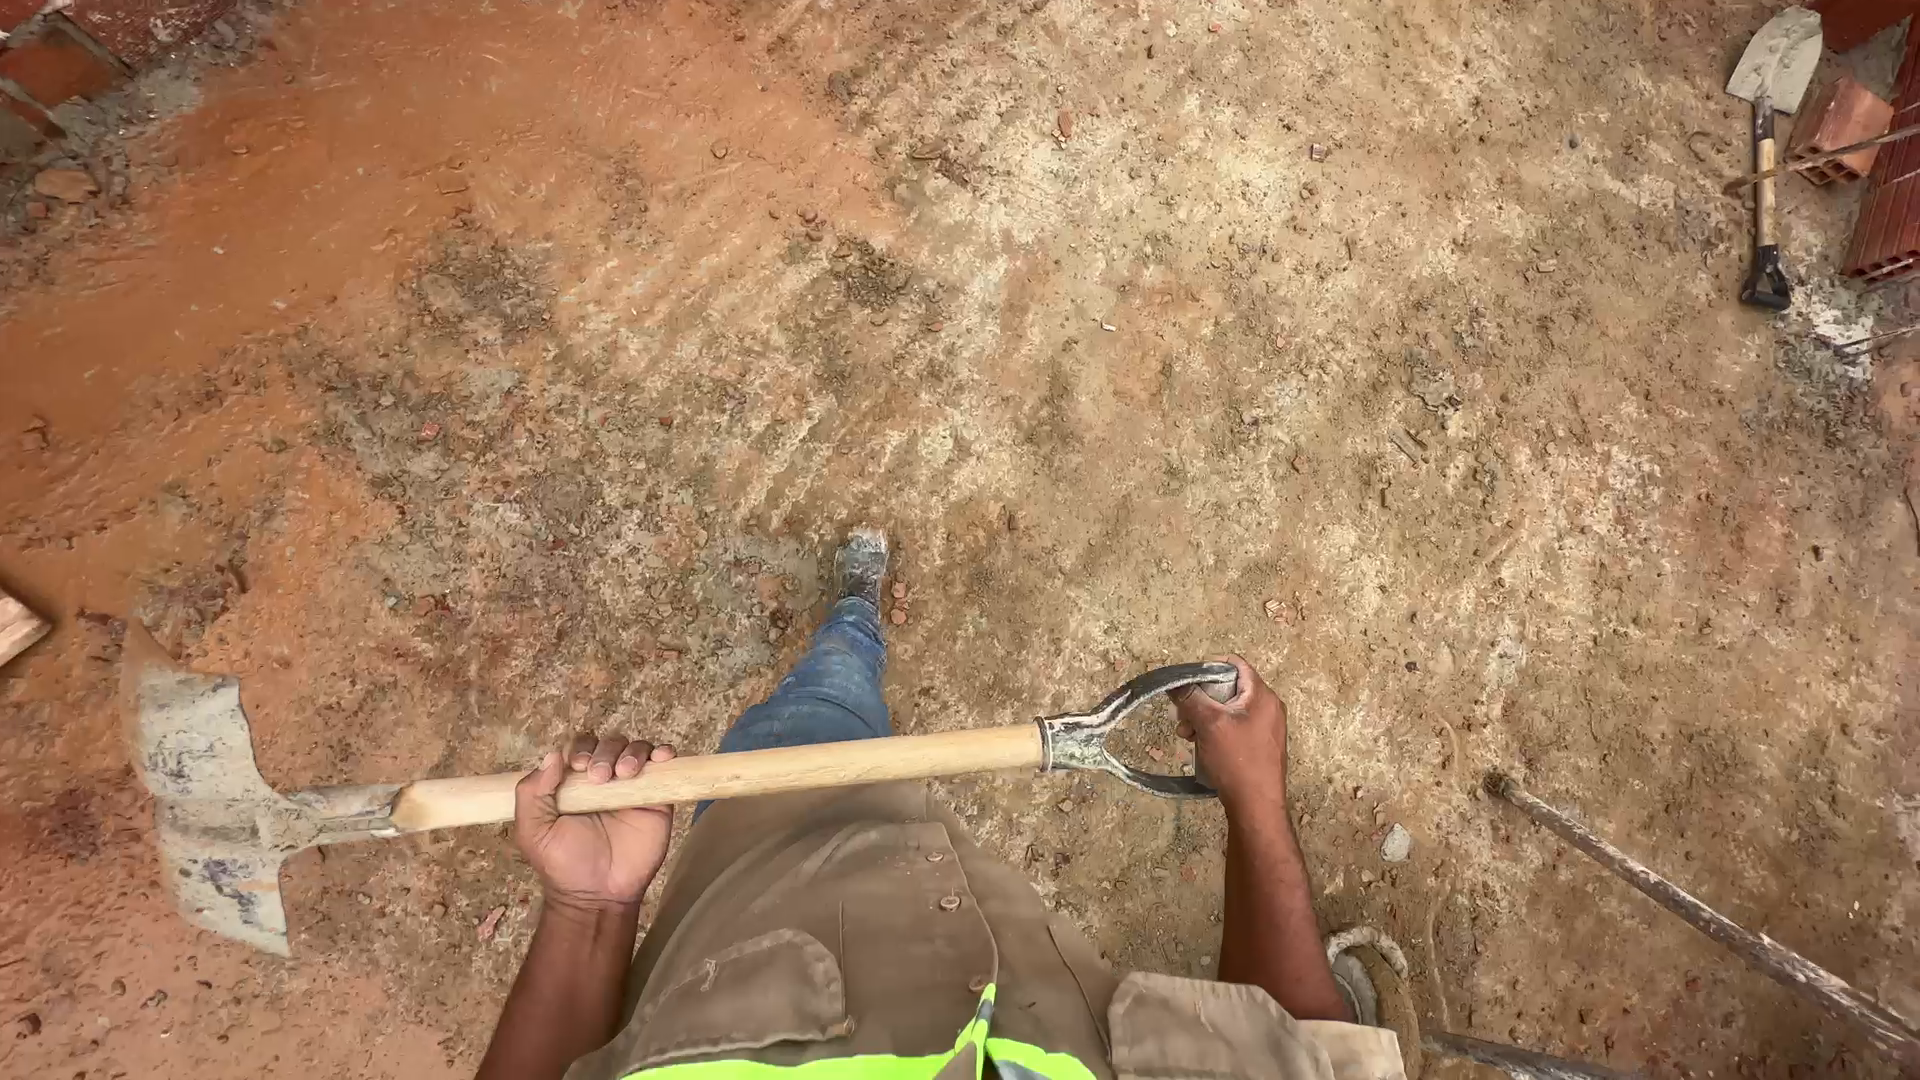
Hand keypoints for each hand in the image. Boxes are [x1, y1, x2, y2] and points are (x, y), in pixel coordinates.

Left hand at [513, 732, 676, 910]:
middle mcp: (606, 778)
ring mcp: (634, 785)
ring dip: (633, 752)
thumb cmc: (565, 863)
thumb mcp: (534, 832)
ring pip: (638, 748)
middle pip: (611, 743)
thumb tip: (552, 755)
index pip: (580, 748)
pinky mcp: (658, 796)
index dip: (581, 749)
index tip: (578, 767)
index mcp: (575, 783)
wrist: (600, 893)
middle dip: (605, 753)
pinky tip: (662, 758)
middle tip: (600, 777)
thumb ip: (532, 794)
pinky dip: (665, 754)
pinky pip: (666, 765)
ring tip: (626, 774)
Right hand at [1173, 655, 1288, 813]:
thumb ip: (1190, 697)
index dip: (1208, 667)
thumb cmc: (1236, 760)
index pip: (1234, 664)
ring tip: (1187, 734)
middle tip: (1182, 715)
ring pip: (1227, 708)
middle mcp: (1268, 706)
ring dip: (1203, 715)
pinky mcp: (1260, 744)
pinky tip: (1200, 744)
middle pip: (1228, 686)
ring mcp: (1265, 726)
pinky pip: (1233, 725)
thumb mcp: (1208, 723)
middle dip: (1200, 697)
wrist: (1256, 807)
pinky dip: (1214, 729)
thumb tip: (1174, 682)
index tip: (1187, 682)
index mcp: (1262, 695)